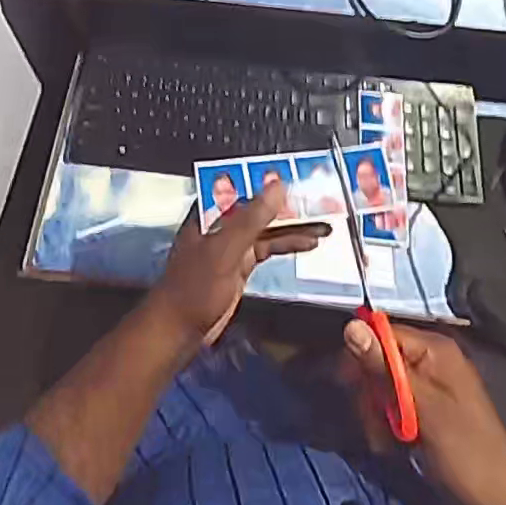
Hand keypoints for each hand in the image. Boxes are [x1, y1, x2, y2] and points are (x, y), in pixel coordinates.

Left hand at [149, 181, 328, 346]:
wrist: (180, 329)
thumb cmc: (195, 286)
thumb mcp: (226, 248)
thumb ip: (252, 218)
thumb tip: (277, 185)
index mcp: (209, 211)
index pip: (242, 185)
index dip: (269, 180)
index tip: (299, 175)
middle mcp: (220, 223)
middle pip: (258, 207)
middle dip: (288, 205)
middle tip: (322, 201)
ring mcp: (231, 244)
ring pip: (266, 228)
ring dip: (294, 226)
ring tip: (325, 225)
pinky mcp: (239, 265)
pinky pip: (267, 247)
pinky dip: (287, 244)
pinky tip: (308, 243)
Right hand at [345, 321, 505, 504]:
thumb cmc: (467, 454)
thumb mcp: (423, 408)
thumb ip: (385, 367)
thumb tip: (351, 326)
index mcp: (436, 349)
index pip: (381, 332)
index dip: (361, 353)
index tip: (348, 381)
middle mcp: (433, 359)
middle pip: (380, 357)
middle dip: (370, 390)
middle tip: (372, 419)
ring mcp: (432, 384)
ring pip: (383, 382)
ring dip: (376, 410)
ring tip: (383, 438)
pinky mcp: (428, 407)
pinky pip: (395, 401)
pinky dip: (387, 421)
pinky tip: (390, 441)